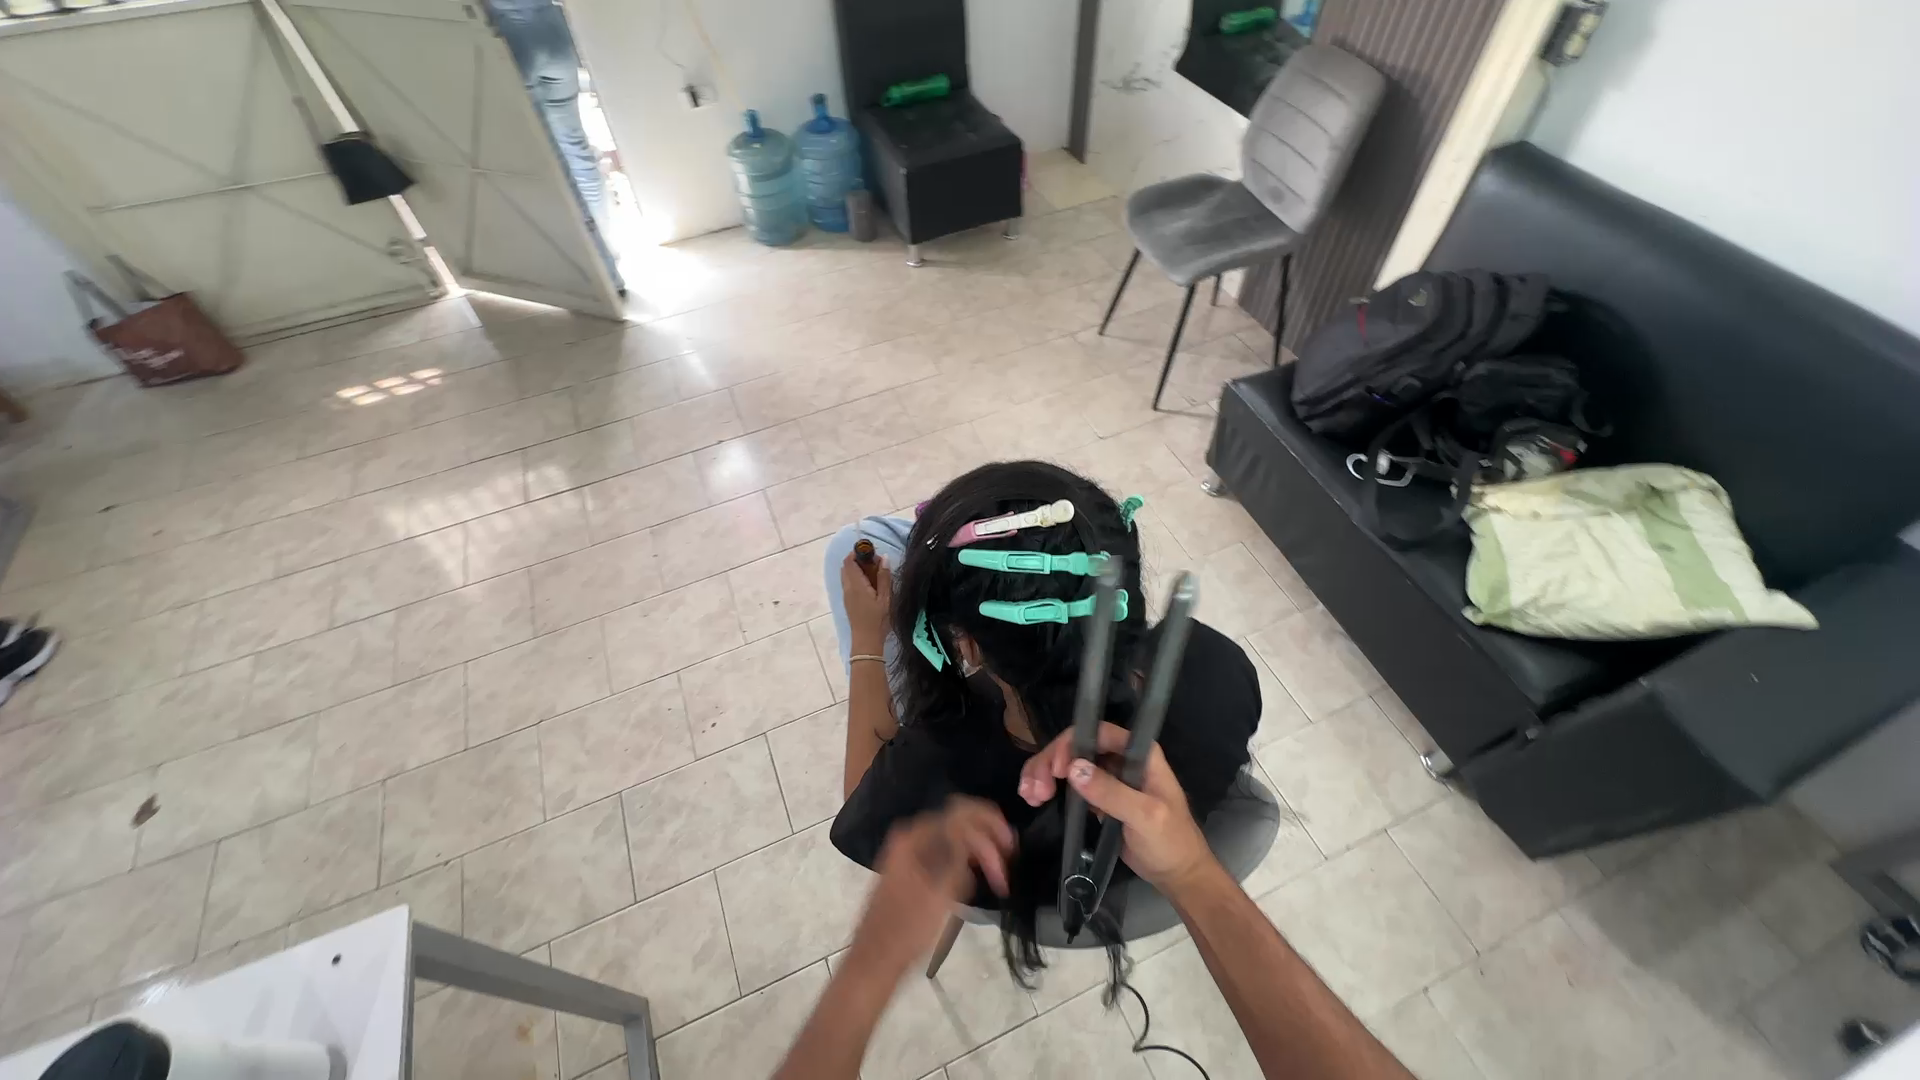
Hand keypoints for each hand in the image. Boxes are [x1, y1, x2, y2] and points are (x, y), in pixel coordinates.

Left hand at [839, 549, 891, 653]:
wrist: (866, 641)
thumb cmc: (878, 620)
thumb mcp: (886, 598)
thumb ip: (884, 577)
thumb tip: (884, 557)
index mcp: (856, 584)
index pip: (849, 560)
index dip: (858, 552)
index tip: (873, 554)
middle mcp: (847, 587)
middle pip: (847, 566)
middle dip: (859, 560)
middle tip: (877, 564)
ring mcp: (846, 594)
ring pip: (847, 574)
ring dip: (859, 569)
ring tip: (876, 574)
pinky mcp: (848, 600)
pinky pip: (849, 582)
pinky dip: (858, 578)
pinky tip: (871, 585)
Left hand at [846, 797, 1015, 973]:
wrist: (875, 960)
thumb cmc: (908, 929)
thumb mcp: (942, 891)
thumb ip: (961, 854)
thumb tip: (979, 829)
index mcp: (914, 837)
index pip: (961, 813)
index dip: (990, 825)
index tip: (1010, 848)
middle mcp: (910, 837)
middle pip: (958, 822)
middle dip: (986, 837)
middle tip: (1009, 857)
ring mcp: (909, 852)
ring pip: (953, 838)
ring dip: (978, 850)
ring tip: (999, 872)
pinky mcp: (912, 869)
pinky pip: (943, 852)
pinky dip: (963, 860)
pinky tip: (978, 874)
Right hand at [1019, 722, 1213, 891]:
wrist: (1177, 875)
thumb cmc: (1171, 842)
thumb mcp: (1145, 817)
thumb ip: (1111, 792)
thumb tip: (1073, 770)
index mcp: (1140, 753)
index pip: (1100, 733)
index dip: (1074, 744)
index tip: (1057, 769)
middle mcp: (1122, 758)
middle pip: (1078, 745)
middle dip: (1051, 761)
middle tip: (1034, 787)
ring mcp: (1109, 776)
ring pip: (1069, 762)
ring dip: (1044, 772)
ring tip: (1028, 794)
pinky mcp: (1098, 796)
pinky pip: (1069, 783)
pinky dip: (1048, 786)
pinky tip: (1032, 797)